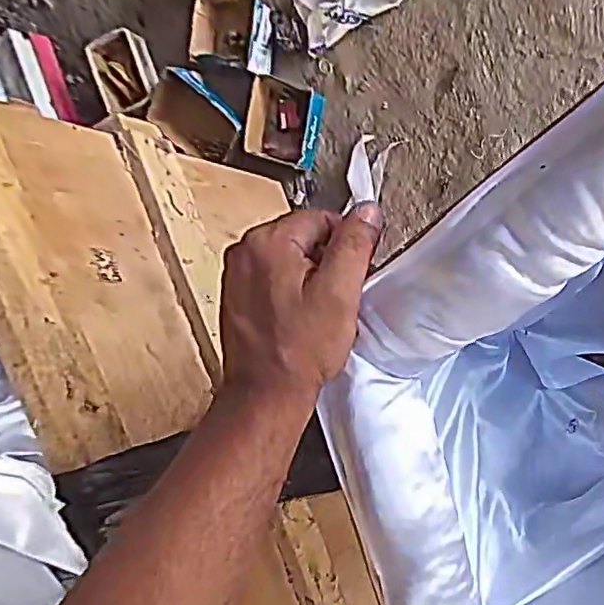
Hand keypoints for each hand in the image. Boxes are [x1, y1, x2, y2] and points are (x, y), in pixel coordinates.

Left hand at [218, 203, 381, 410]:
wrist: (267, 392)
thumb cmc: (298, 352)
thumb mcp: (339, 294)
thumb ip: (354, 246)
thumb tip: (366, 212)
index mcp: (268, 242)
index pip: (322, 219)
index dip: (346, 246)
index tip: (353, 274)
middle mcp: (245, 251)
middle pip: (303, 237)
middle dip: (326, 263)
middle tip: (336, 300)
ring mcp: (237, 274)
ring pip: (288, 260)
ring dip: (309, 280)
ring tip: (317, 314)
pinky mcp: (237, 296)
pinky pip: (273, 281)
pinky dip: (291, 295)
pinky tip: (300, 321)